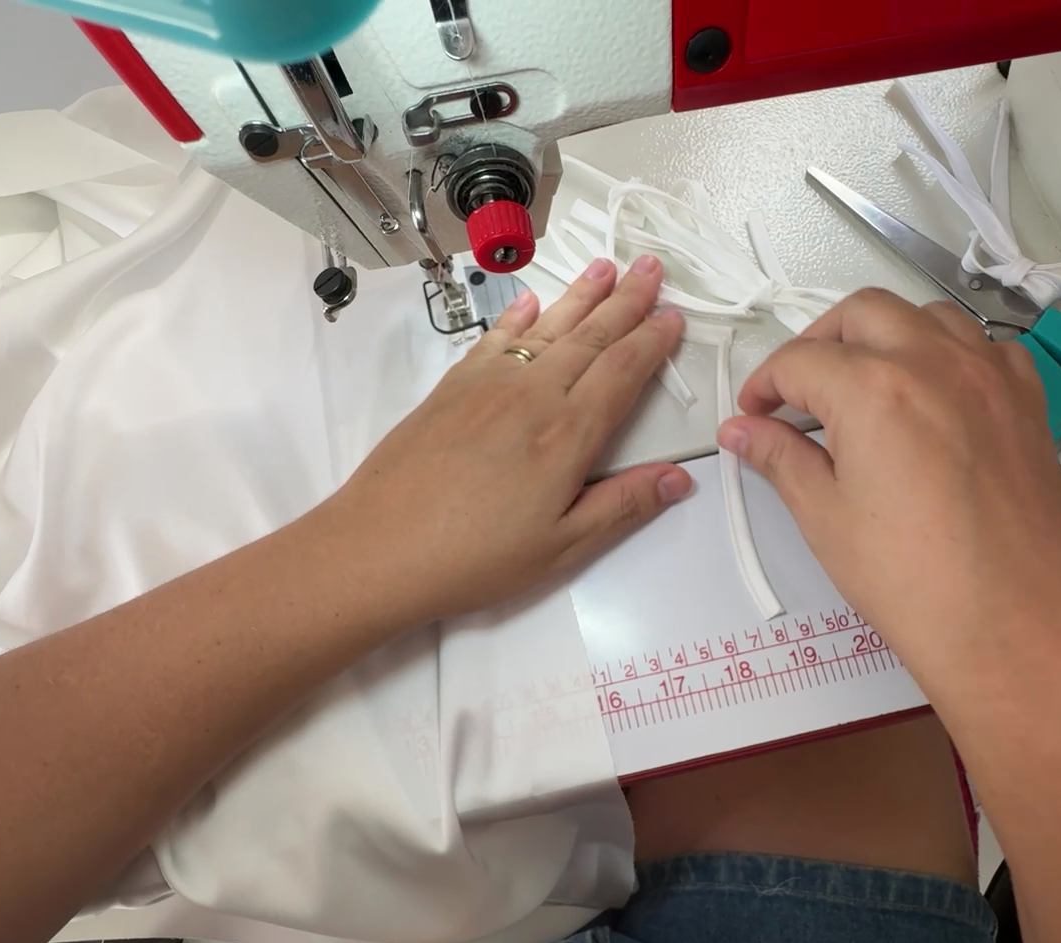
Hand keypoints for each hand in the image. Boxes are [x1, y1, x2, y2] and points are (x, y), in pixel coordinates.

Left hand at [328, 254, 691, 623]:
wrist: (379, 548)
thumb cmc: (476, 557)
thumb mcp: (563, 547)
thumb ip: (624, 506)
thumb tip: (681, 478)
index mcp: (568, 433)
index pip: (624, 372)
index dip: (653, 341)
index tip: (674, 316)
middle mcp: (533, 394)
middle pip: (591, 336)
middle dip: (627, 300)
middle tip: (651, 266)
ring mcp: (488, 384)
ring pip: (546, 327)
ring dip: (580, 295)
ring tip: (605, 266)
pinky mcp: (451, 388)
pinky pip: (494, 339)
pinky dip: (516, 316)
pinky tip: (529, 303)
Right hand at [717, 289, 1060, 703]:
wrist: (1012, 628)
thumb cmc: (909, 580)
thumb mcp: (824, 517)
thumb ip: (778, 458)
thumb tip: (741, 431)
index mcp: (874, 389)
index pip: (799, 361)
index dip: (763, 385)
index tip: (752, 415)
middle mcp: (936, 363)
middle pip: (862, 314)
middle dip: (817, 342)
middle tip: (797, 392)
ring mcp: (991, 377)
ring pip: (927, 315)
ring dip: (882, 335)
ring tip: (861, 385)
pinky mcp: (1028, 403)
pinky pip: (985, 347)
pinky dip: (946, 353)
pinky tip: (932, 395)